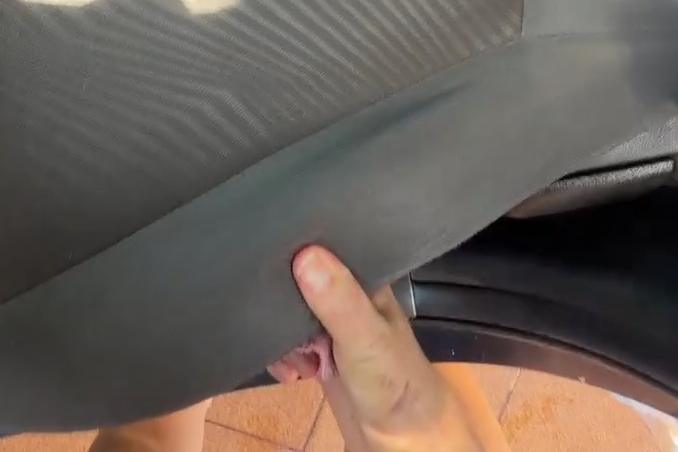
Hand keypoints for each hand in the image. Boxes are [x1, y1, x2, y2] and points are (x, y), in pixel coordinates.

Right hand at [276, 247, 509, 451]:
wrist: (401, 436)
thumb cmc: (393, 378)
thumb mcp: (366, 336)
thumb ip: (339, 300)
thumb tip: (305, 255)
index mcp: (363, 273)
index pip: (325, 244)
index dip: (298, 248)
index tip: (275, 263)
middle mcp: (345, 291)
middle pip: (300, 277)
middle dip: (284, 303)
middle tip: (284, 329)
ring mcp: (331, 320)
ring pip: (289, 310)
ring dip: (283, 337)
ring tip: (299, 359)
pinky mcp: (319, 348)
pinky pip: (287, 339)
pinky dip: (283, 355)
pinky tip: (293, 372)